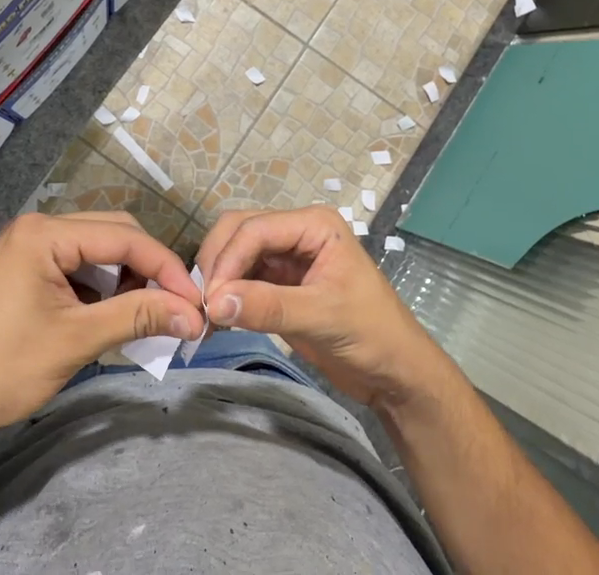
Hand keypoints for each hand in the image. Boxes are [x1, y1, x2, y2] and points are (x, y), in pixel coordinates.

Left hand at [0, 211, 204, 444]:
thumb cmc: (5, 369)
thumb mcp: (78, 340)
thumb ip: (138, 316)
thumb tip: (193, 314)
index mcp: (42, 234)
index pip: (122, 237)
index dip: (164, 266)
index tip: (195, 300)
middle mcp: (36, 229)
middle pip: (112, 235)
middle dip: (148, 270)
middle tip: (177, 308)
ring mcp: (27, 249)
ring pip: (97, 252)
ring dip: (127, 280)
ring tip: (150, 315)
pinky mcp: (25, 271)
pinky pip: (77, 268)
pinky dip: (103, 289)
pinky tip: (116, 315)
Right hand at [196, 206, 446, 407]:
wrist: (396, 373)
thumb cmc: (373, 335)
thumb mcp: (323, 317)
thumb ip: (269, 306)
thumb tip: (215, 302)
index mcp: (314, 225)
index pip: (255, 229)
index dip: (228, 260)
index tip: (209, 300)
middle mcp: (296, 233)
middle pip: (238, 232)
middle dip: (217, 264)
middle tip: (202, 306)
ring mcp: (286, 259)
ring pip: (235, 255)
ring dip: (217, 281)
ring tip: (205, 317)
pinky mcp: (279, 285)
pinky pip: (241, 281)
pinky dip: (225, 297)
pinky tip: (216, 321)